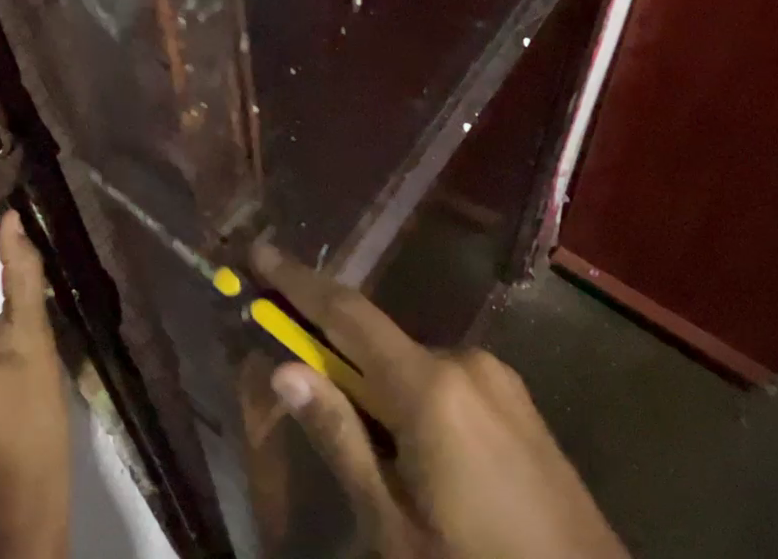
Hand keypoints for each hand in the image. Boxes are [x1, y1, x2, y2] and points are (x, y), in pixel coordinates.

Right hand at [252, 243, 626, 558]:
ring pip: (411, 367)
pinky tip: (413, 456)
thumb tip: (284, 370)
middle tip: (297, 385)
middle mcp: (466, 363)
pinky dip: (409, 399)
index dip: (297, 282)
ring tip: (366, 453)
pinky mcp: (519, 403)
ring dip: (373, 386)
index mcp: (431, 387)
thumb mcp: (393, 524)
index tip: (258, 253)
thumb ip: (339, 439)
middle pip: (377, 343)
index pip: (347, 315)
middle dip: (331, 353)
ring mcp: (500, 381)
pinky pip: (445, 384)